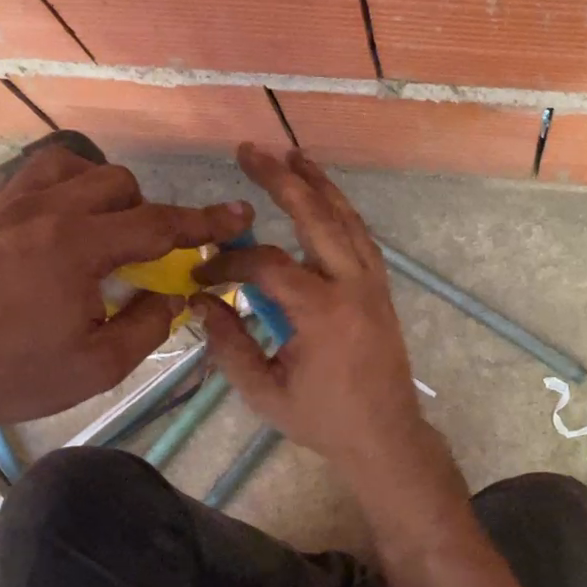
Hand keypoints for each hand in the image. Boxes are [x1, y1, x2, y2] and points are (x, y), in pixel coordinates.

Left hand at [0, 145, 251, 448]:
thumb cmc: (12, 377)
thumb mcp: (99, 366)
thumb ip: (149, 323)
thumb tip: (173, 293)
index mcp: (77, 248)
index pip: (158, 223)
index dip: (205, 221)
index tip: (239, 214)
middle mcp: (45, 212)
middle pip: (120, 184)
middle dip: (149, 214)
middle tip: (148, 258)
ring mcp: (9, 207)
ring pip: (79, 168)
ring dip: (108, 195)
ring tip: (107, 236)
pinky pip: (39, 176)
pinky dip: (69, 189)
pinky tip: (67, 228)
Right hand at [190, 145, 435, 475]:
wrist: (386, 436)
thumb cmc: (324, 421)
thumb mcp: (266, 392)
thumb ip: (229, 346)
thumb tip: (200, 302)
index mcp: (322, 313)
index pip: (267, 264)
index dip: (229, 262)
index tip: (203, 274)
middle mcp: (353, 287)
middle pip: (317, 216)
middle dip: (281, 180)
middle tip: (249, 150)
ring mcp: (374, 285)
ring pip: (348, 220)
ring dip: (319, 186)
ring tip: (291, 156)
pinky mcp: (383, 290)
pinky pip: (362, 239)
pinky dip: (342, 212)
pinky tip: (325, 199)